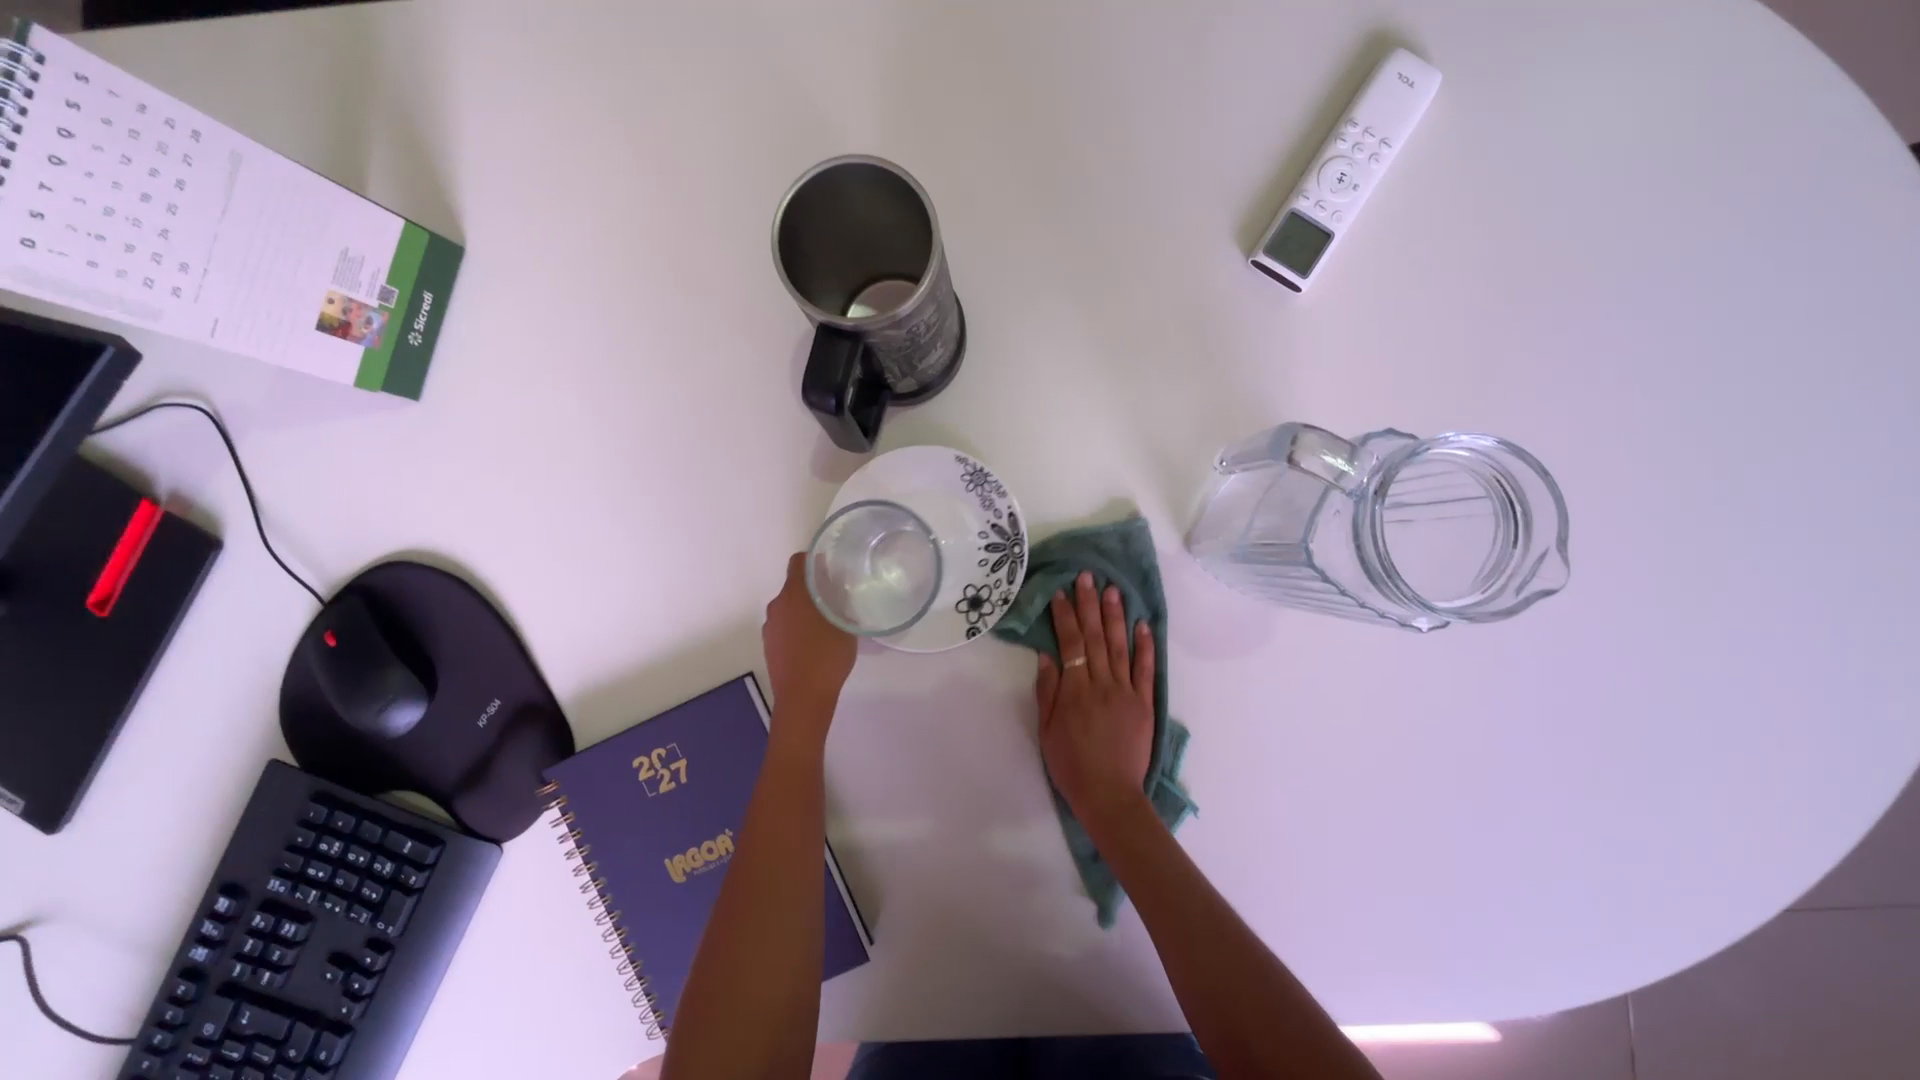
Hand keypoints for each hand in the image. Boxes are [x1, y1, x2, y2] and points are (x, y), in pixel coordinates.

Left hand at [763, 553, 856, 726]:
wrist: (803, 698)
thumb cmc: (827, 658)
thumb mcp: (845, 627)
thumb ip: (840, 604)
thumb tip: (838, 592)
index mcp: (795, 595)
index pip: (799, 563)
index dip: (813, 560)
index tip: (830, 568)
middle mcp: (777, 606)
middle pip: (794, 586)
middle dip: (812, 588)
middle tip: (835, 598)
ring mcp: (770, 626)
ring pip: (789, 608)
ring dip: (804, 610)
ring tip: (826, 624)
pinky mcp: (769, 644)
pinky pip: (784, 626)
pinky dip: (797, 627)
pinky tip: (813, 643)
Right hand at [1036, 571, 1156, 827]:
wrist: (1109, 795)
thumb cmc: (1071, 766)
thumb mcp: (1046, 731)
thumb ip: (1047, 692)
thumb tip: (1047, 655)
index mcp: (1074, 690)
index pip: (1069, 643)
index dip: (1064, 616)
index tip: (1061, 593)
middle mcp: (1101, 684)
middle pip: (1094, 637)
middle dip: (1089, 605)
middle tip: (1088, 577)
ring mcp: (1126, 692)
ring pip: (1120, 646)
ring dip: (1115, 616)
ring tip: (1113, 590)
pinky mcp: (1145, 703)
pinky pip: (1146, 669)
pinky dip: (1145, 646)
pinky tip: (1142, 624)